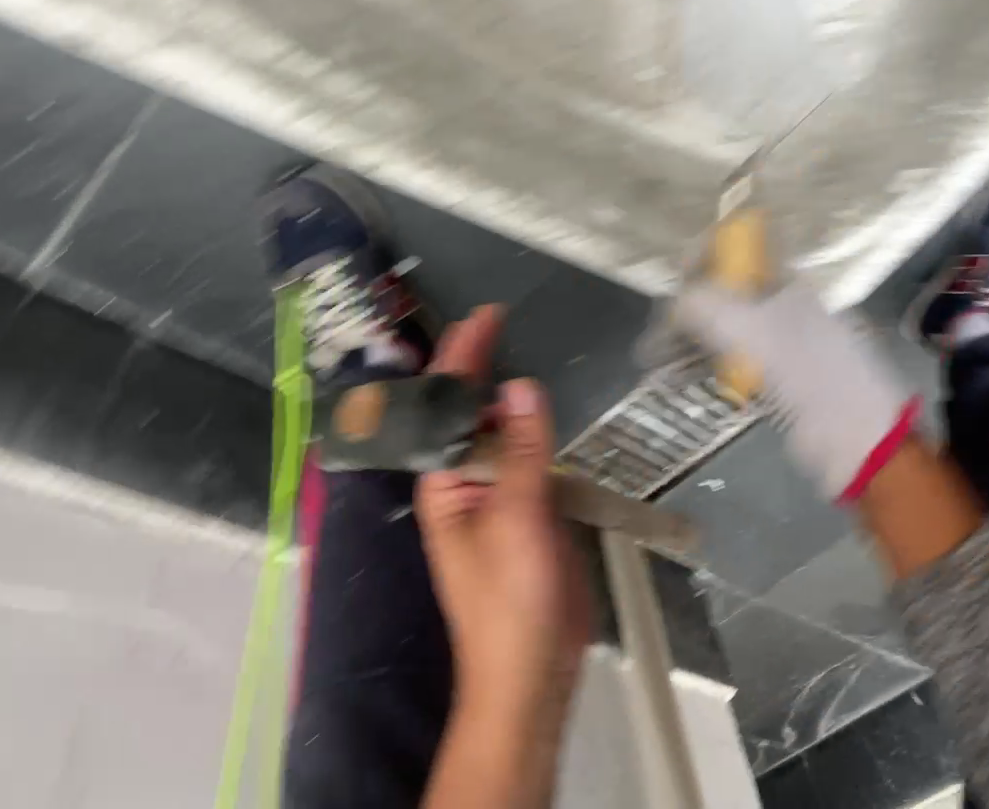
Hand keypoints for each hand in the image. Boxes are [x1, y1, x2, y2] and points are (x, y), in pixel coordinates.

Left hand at [414, 306, 591, 729]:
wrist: (531, 672)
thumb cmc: (511, 602)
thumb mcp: (518, 520)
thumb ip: (521, 453)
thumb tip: (519, 387)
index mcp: (444, 483)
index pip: (447, 407)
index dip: (463, 357)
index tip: (488, 316)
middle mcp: (463, 482)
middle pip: (464, 415)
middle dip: (474, 367)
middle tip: (503, 321)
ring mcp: (495, 496)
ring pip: (496, 434)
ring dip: (503, 394)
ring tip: (518, 350)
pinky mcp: (526, 511)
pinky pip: (526, 457)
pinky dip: (533, 428)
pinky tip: (544, 411)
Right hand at [673, 282, 919, 500]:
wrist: (854, 435)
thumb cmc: (807, 371)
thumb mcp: (750, 328)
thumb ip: (705, 306)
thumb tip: (674, 301)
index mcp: (785, 283)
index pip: (738, 252)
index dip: (703, 258)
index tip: (673, 279)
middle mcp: (780, 307)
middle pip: (723, 293)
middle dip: (685, 308)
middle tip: (656, 330)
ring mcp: (777, 344)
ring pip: (722, 331)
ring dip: (686, 340)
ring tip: (652, 359)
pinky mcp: (772, 380)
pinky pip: (728, 363)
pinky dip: (700, 366)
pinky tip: (673, 378)